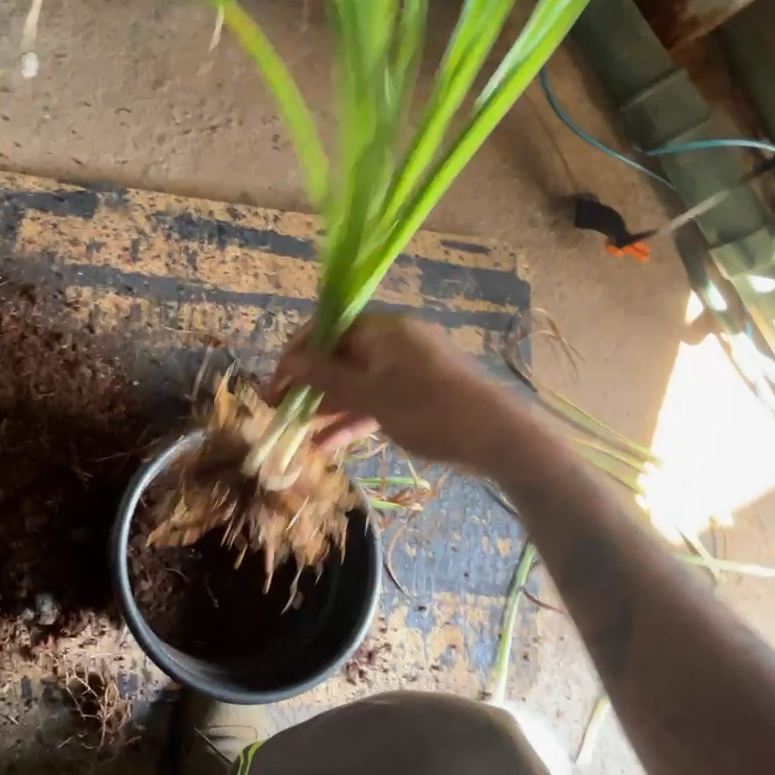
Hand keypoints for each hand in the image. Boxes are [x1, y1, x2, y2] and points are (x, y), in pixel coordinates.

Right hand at [271, 313, 534, 471]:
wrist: (500, 439)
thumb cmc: (431, 410)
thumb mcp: (372, 396)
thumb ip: (326, 378)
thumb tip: (288, 362)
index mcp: (382, 330)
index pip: (326, 330)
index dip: (296, 355)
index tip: (274, 384)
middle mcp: (392, 342)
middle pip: (338, 357)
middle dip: (307, 384)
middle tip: (279, 411)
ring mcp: (405, 369)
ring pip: (354, 382)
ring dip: (325, 406)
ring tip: (297, 432)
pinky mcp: (416, 394)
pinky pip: (374, 399)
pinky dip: (351, 418)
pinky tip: (326, 444)